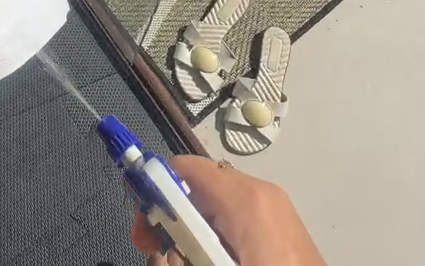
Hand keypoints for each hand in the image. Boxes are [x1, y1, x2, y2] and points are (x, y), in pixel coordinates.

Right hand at [131, 155, 324, 264]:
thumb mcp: (217, 262)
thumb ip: (183, 258)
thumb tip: (160, 252)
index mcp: (246, 200)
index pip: (185, 169)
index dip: (154, 187)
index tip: (140, 223)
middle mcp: (261, 194)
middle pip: (198, 186)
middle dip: (171, 215)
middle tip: (153, 249)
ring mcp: (276, 210)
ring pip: (216, 203)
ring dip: (192, 230)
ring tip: (183, 260)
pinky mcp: (284, 229)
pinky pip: (237, 218)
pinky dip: (217, 236)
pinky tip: (212, 259)